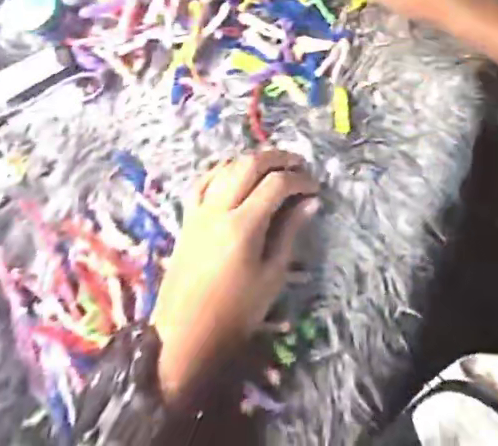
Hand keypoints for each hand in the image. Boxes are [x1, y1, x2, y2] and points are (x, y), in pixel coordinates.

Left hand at [149, 151, 319, 407]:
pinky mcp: (187, 218)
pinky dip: (224, 169)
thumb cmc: (234, 315)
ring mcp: (200, 211)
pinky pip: (204, 180)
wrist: (183, 339)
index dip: (300, 180)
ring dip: (253, 159)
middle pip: (250, 164)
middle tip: (299, 165)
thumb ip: (290, 233)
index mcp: (243, 227)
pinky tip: (237, 173)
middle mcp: (219, 210)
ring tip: (274, 166)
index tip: (315, 188)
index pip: (276, 184)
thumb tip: (310, 202)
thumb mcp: (271, 277)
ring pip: (227, 166)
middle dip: (278, 158)